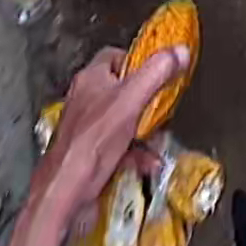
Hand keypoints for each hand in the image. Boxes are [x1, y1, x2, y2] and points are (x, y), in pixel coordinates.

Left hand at [0, 45, 189, 245]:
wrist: (64, 195)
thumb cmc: (94, 140)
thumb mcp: (132, 99)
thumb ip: (158, 72)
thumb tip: (181, 51)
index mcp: (91, 78)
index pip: (115, 56)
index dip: (138, 61)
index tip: (157, 72)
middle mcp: (85, 100)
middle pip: (120, 89)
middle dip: (145, 100)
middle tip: (161, 107)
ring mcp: (84, 129)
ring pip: (120, 120)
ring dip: (143, 130)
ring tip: (159, 140)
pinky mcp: (86, 155)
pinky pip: (116, 147)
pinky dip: (134, 153)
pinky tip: (148, 164)